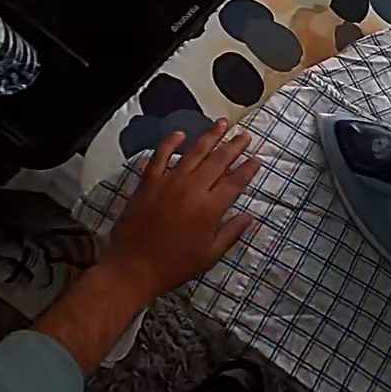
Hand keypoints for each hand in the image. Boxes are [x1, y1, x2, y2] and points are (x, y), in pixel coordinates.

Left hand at [36, 120, 259, 371]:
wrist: (133, 267)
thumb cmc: (175, 265)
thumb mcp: (210, 255)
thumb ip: (231, 233)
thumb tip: (249, 216)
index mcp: (209, 208)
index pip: (235, 182)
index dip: (248, 169)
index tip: (257, 159)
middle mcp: (192, 189)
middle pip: (218, 161)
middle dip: (234, 146)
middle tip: (245, 135)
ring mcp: (169, 182)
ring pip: (194, 152)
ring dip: (210, 136)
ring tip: (222, 123)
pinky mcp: (149, 182)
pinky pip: (160, 157)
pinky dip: (170, 143)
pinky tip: (179, 134)